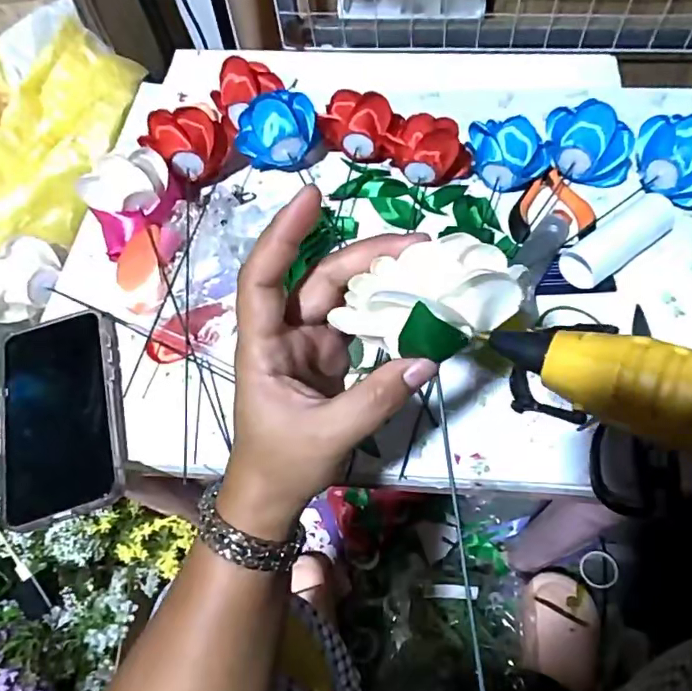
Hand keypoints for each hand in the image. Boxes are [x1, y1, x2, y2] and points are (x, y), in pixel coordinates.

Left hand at [219, 186, 438, 538]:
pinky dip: (383, 306)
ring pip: (340, 294)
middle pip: (318, 278)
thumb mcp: (329, 435)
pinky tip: (411, 297)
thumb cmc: (282, 463)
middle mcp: (284, 332)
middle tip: (414, 242)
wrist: (273, 493)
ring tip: (419, 261)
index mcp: (264, 345)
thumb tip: (427, 360)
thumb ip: (377, 398)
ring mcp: (309, 342)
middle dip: (361, 254)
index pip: (264, 276)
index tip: (312, 198)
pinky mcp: (330, 356)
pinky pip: (357, 320)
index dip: (285, 234)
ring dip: (375, 274)